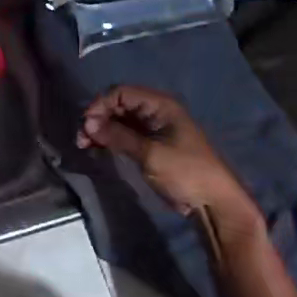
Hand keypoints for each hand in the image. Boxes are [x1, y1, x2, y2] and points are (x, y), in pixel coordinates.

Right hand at [78, 86, 263, 241]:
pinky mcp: (150, 144)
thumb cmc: (186, 172)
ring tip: (85, 145)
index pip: (121, 93)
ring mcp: (152, 128)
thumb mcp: (150, 153)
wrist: (214, 203)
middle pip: (117, 105)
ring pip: (118, 120)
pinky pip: (123, 134)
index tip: (87, 124)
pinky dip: (109, 139)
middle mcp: (155, 112)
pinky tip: (97, 148)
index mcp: (160, 106)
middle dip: (97, 118)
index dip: (100, 105)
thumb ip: (118, 136)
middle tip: (82, 137)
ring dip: (100, 130)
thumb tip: (87, 124)